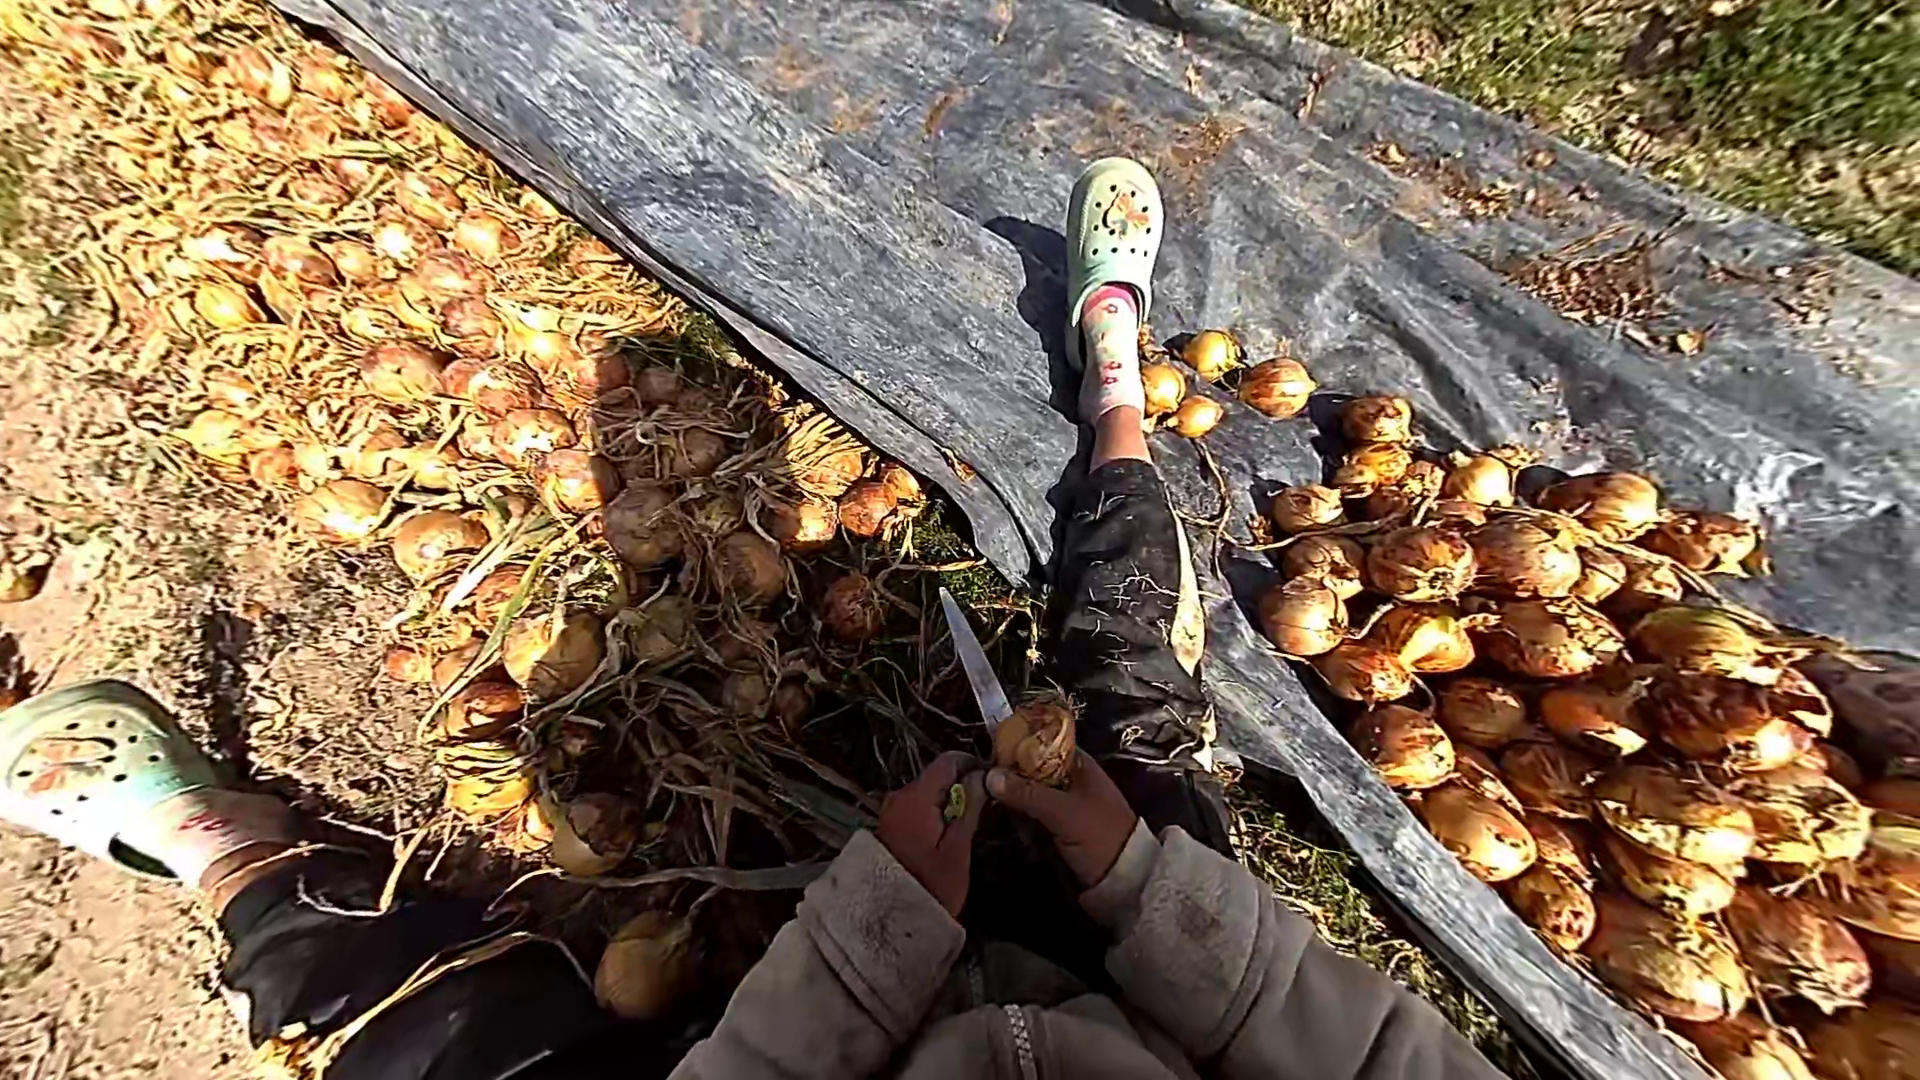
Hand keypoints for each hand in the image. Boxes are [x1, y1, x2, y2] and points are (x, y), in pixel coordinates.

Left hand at [875, 752, 986, 916]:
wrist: (887, 922)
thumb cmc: (929, 886)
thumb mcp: (957, 850)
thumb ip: (969, 808)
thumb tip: (980, 776)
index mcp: (916, 796)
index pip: (947, 761)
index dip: (972, 765)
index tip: (991, 781)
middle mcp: (899, 795)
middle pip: (937, 775)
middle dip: (961, 785)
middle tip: (985, 806)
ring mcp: (891, 810)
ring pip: (927, 792)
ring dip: (948, 801)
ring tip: (969, 823)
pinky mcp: (889, 824)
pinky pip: (917, 807)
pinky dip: (934, 812)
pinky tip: (947, 833)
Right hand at [986, 750, 1137, 888]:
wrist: (1126, 881)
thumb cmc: (1099, 835)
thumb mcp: (1063, 811)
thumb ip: (1027, 793)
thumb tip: (989, 775)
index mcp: (1079, 764)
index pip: (1045, 742)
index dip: (1020, 742)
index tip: (992, 747)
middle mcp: (1070, 778)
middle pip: (1034, 767)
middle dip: (1011, 771)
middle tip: (981, 775)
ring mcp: (1065, 803)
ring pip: (1031, 790)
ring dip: (1012, 794)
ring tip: (983, 794)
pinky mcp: (1059, 826)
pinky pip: (1033, 812)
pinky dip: (1019, 812)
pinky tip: (999, 813)